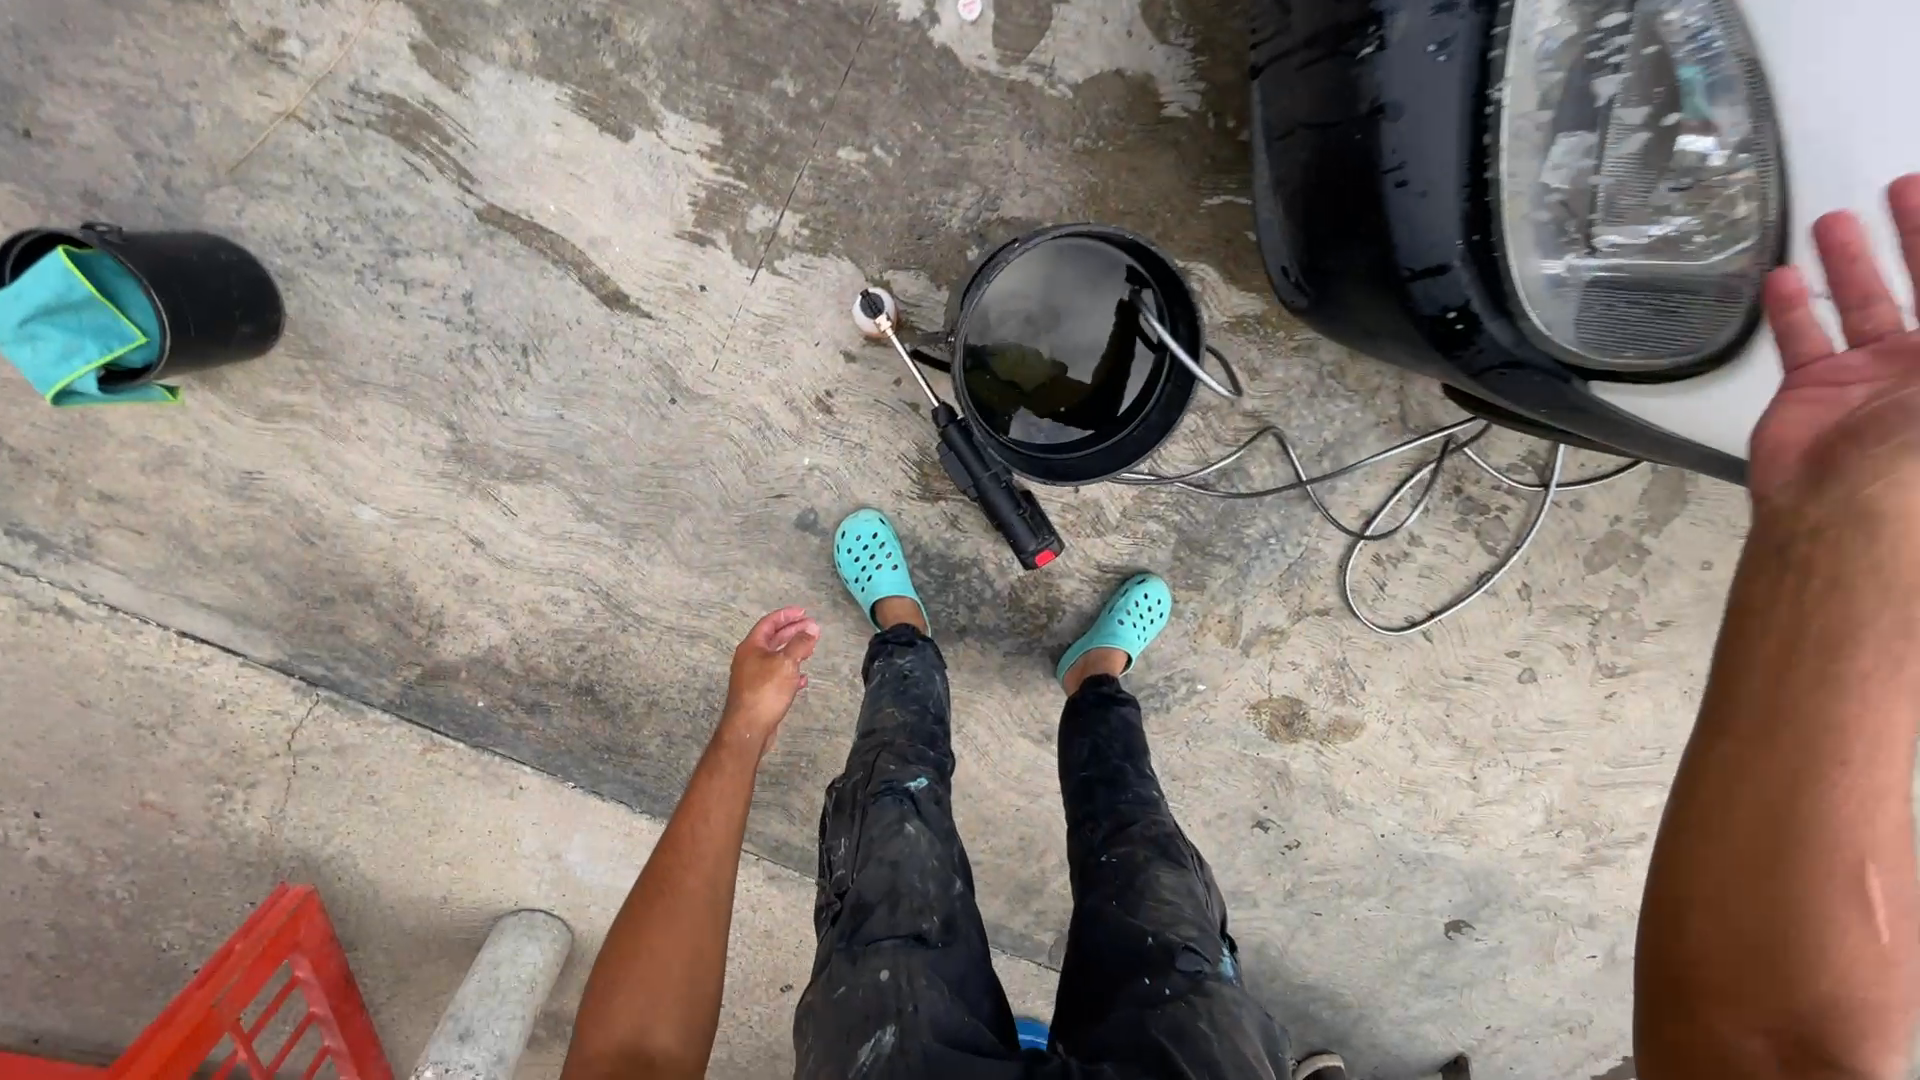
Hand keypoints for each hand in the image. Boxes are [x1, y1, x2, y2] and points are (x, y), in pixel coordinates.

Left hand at [718, 607, 818, 754]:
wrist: (748, 728)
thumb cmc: (765, 691)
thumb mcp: (786, 662)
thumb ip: (800, 643)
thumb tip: (812, 628)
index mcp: (751, 646)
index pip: (769, 623)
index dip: (787, 615)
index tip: (803, 612)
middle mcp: (749, 659)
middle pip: (773, 639)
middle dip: (793, 632)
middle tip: (812, 628)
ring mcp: (753, 677)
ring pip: (776, 658)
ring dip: (793, 652)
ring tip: (810, 649)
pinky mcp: (759, 693)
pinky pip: (777, 676)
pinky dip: (790, 673)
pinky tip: (802, 679)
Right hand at [1752, 175, 1919, 498]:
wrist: (1847, 503)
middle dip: (1917, 231)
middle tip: (1901, 187)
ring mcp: (1871, 371)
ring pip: (1863, 301)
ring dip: (1850, 260)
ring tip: (1831, 220)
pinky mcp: (1814, 387)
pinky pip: (1803, 339)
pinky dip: (1790, 308)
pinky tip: (1780, 278)